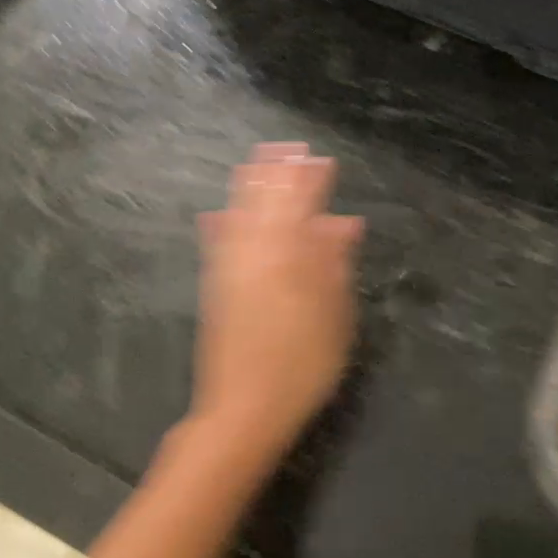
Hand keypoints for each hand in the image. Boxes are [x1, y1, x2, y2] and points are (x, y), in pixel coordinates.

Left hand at [192, 142, 363, 454]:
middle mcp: (258, 252)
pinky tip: (217, 212)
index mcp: (293, 254)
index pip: (304, 203)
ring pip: (239, 213)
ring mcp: (231, 268)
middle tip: (289, 149)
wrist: (245, 409)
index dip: (312, 178)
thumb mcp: (337, 314)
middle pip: (267, 200)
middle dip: (278, 172)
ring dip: (250, 185)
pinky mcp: (214, 288)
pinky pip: (215, 243)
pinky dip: (219, 222)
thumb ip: (335, 262)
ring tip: (258, 161)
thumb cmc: (305, 363)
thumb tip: (343, 222)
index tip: (322, 159)